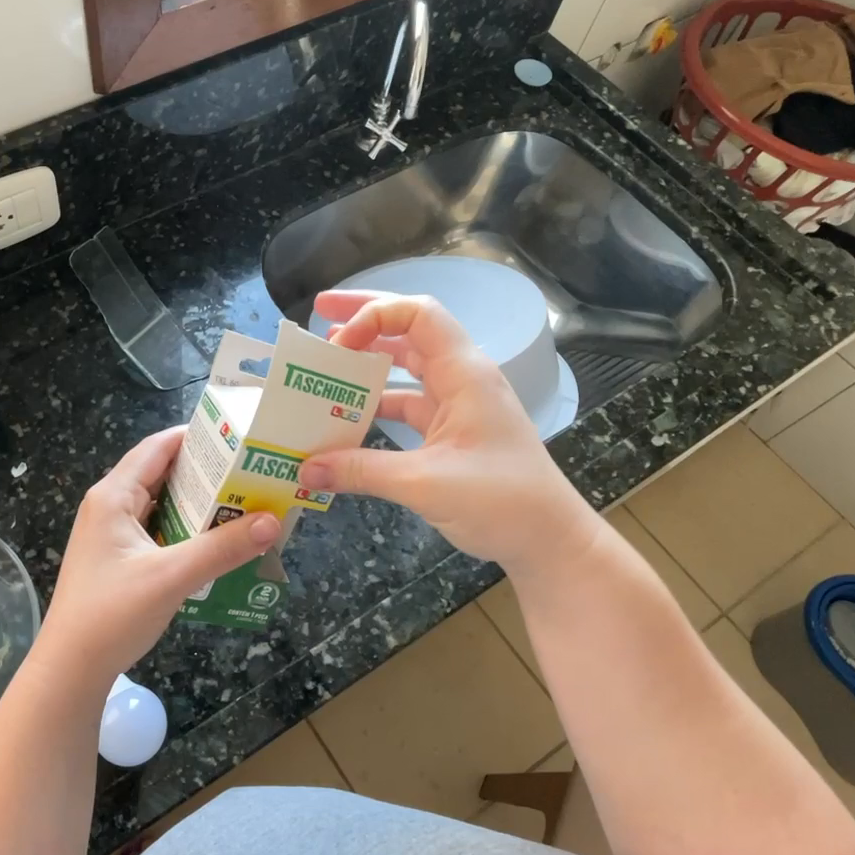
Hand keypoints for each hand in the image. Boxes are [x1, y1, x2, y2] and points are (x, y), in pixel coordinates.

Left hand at [35, 427, 281, 689]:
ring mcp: (111, 533)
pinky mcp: (118, 558)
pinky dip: (186, 529)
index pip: (158, 447)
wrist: (70, 669)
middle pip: (162, 473)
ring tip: (242, 504)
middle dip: (205, 473)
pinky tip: (215, 542)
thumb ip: (223, 548)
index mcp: (113, 496)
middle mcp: (109, 506)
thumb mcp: (172, 577)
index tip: (238, 438)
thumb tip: (272, 521)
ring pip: (161, 504)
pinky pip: (157, 530)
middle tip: (251, 474)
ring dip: (198, 504)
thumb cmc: (112, 614)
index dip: (196, 437)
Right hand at [296, 291, 605, 577]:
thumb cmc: (502, 501)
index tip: (336, 339)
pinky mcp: (452, 432)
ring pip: (407, 369)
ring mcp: (458, 405)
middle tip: (318, 317)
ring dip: (368, 364)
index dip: (374, 315)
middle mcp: (461, 379)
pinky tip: (347, 417)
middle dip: (364, 320)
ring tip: (326, 366)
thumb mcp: (425, 484)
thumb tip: (305, 470)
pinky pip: (408, 405)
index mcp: (465, 374)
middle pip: (410, 331)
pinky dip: (377, 406)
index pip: (418, 315)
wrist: (549, 539)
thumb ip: (361, 471)